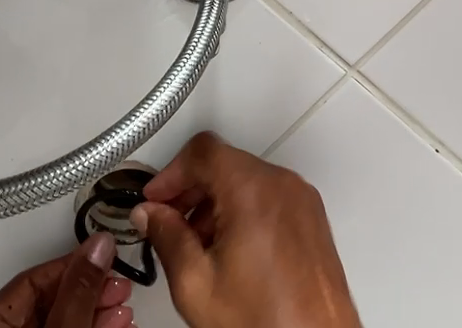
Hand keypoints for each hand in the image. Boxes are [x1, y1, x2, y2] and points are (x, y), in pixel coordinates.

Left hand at [0, 233, 134, 327]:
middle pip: (49, 298)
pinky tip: (114, 324)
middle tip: (119, 284)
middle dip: (92, 289)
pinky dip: (89, 326)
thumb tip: (98, 244)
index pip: (32, 278)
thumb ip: (78, 292)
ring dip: (97, 310)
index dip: (73, 263)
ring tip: (124, 308)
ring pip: (60, 318)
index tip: (105, 254)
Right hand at [130, 132, 359, 327]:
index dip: (171, 172)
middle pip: (225, 163)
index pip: (203, 150)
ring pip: (247, 179)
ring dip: (216, 202)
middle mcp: (282, 184)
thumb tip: (150, 214)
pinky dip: (243, 210)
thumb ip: (168, 239)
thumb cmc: (268, 323)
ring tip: (197, 246)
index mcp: (253, 190)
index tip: (155, 198)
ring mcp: (301, 198)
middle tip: (168, 223)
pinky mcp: (311, 215)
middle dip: (191, 190)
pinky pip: (269, 195)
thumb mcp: (197, 284)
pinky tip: (229, 251)